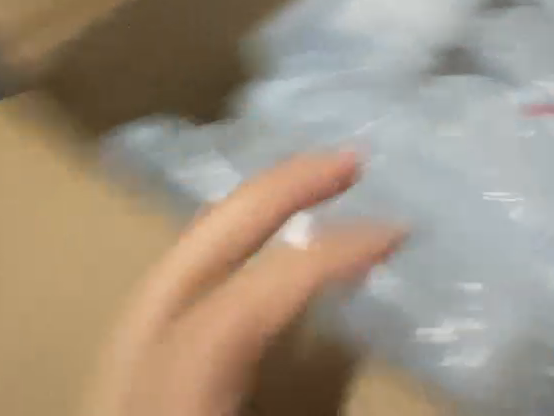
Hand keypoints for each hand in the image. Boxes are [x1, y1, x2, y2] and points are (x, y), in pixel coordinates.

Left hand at [84, 154, 406, 415]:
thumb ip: (328, 403)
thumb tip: (438, 384)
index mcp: (163, 414)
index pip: (235, 311)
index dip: (321, 260)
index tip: (398, 235)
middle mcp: (121, 398)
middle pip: (183, 266)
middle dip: (271, 198)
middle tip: (351, 163)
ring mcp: (114, 399)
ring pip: (173, 276)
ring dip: (252, 218)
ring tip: (320, 186)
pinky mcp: (129, 404)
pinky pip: (182, 306)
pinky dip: (236, 260)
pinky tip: (281, 255)